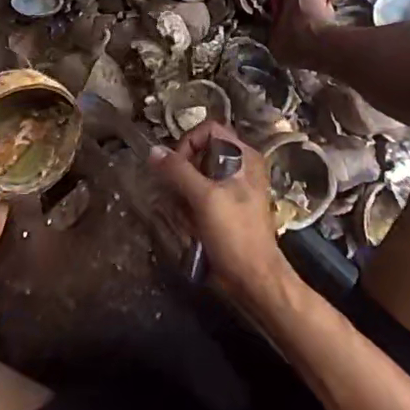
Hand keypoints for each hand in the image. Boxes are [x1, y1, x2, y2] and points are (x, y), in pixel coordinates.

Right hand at [147, 123, 290, 304]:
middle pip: (201, 151)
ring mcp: (234, 187)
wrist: (255, 279)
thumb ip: (178, 171)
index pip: (208, 129)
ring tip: (186, 212)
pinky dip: (191, 204)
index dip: (189, 143)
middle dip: (184, 172)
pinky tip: (191, 222)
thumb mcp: (204, 199)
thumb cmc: (235, 234)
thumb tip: (153, 151)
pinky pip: (200, 194)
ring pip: (197, 174)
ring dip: (185, 191)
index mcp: (244, 156)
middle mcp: (241, 165)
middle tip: (179, 193)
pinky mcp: (227, 206)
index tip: (178, 167)